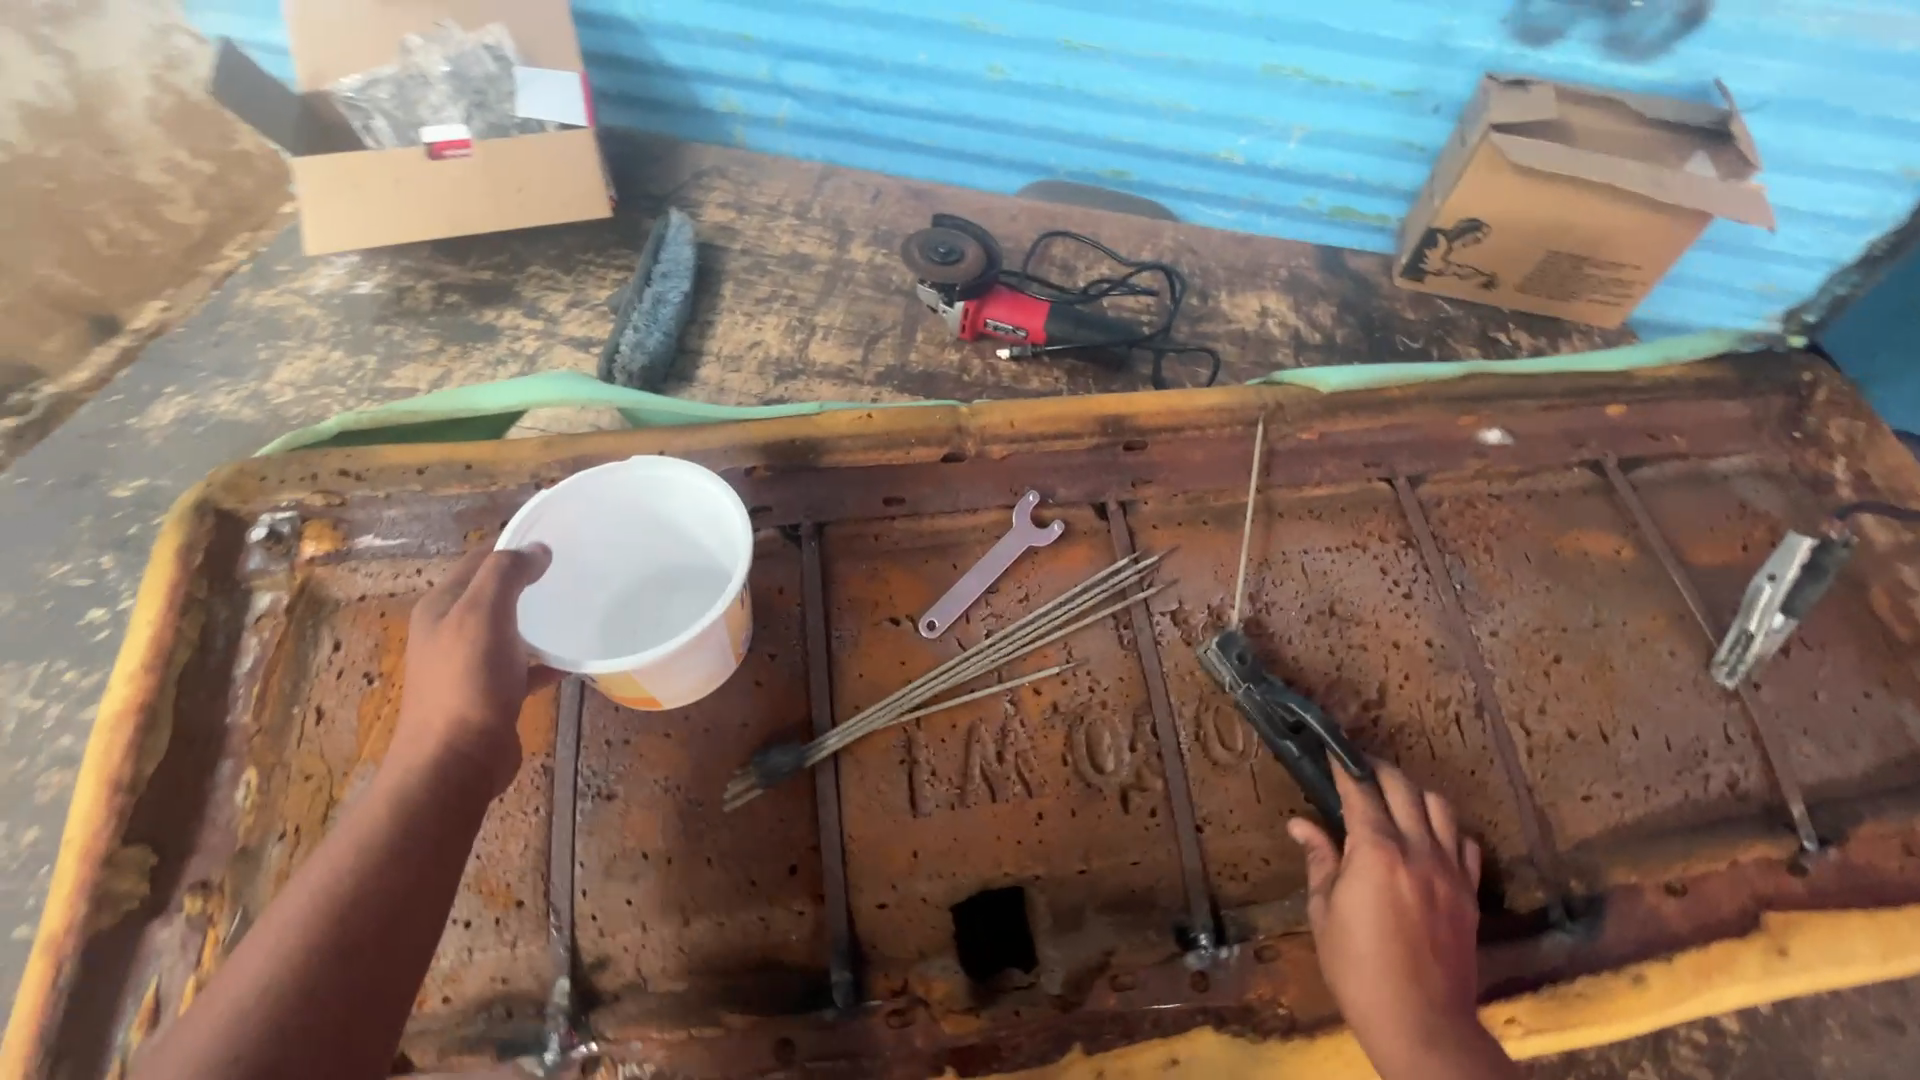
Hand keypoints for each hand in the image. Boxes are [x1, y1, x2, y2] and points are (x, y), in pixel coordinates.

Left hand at [386, 545, 557, 800]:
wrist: (456, 761)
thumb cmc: (467, 683)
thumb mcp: (482, 616)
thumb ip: (506, 574)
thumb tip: (537, 549)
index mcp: (441, 607)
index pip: (478, 560)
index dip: (513, 543)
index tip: (559, 536)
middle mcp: (451, 632)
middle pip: (494, 593)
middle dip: (530, 578)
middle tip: (577, 569)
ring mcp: (471, 665)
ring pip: (511, 629)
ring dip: (540, 618)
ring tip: (580, 608)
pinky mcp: (493, 694)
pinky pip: (524, 666)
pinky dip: (546, 660)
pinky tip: (574, 661)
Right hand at [1289, 761, 1516, 1079]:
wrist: (1422, 1023)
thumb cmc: (1357, 970)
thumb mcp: (1324, 913)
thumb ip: (1320, 860)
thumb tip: (1300, 824)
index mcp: (1375, 852)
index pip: (1359, 791)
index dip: (1343, 766)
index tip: (1330, 750)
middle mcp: (1417, 851)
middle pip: (1403, 788)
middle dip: (1378, 769)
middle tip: (1357, 766)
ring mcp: (1450, 871)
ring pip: (1440, 807)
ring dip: (1414, 793)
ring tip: (1393, 795)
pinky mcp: (1470, 894)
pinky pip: (1465, 844)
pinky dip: (1445, 828)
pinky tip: (1428, 835)